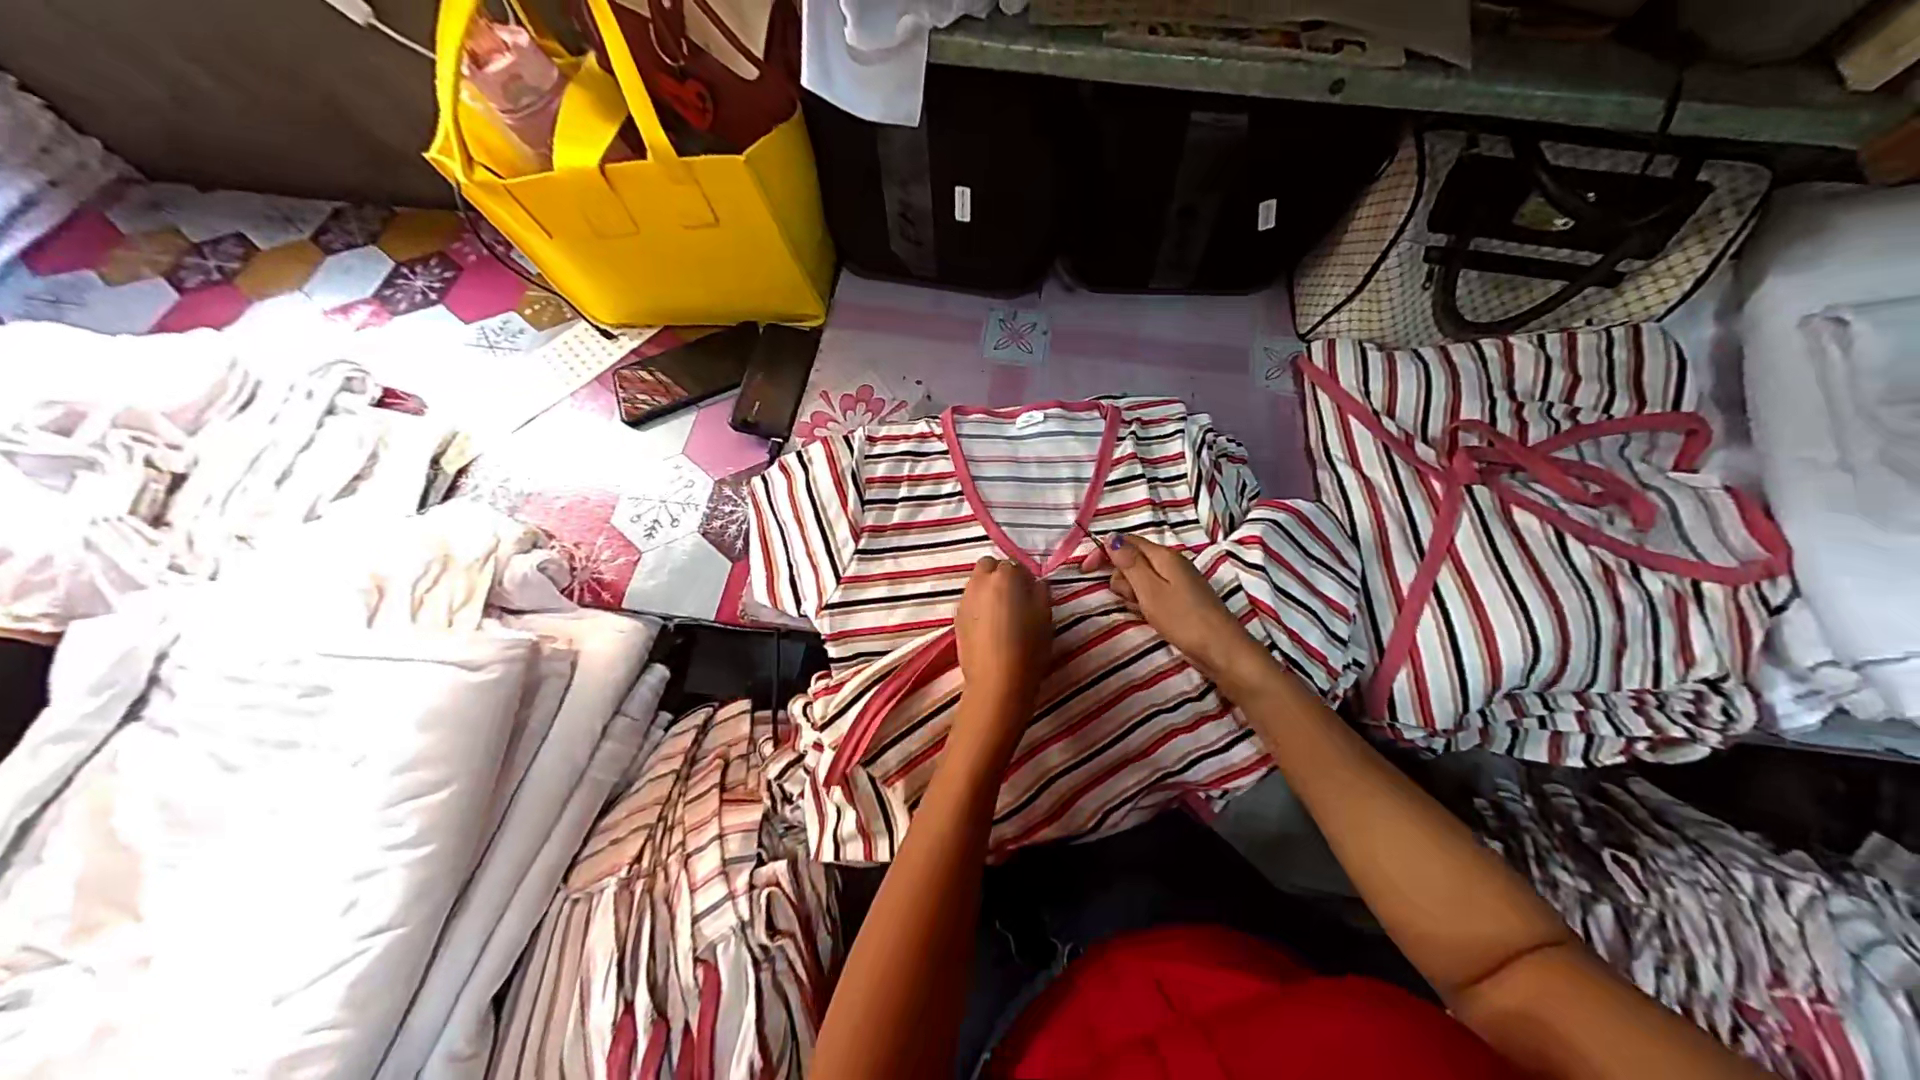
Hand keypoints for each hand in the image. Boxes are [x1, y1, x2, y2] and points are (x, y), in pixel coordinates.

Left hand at [953, 557, 1052, 710]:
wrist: (997, 681)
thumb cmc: (1028, 647)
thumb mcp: (1045, 615)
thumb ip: (1040, 591)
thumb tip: (1034, 583)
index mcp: (1004, 576)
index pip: (1015, 564)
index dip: (1024, 578)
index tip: (1030, 593)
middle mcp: (979, 582)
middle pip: (988, 566)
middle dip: (1000, 575)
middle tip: (1014, 597)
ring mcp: (964, 600)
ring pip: (976, 583)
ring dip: (987, 590)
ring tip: (1001, 614)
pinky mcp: (956, 618)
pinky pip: (969, 602)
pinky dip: (978, 606)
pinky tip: (989, 627)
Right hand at [1081, 534, 1269, 688]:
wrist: (1221, 650)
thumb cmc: (1183, 619)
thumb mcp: (1150, 591)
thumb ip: (1130, 564)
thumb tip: (1112, 538)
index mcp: (1163, 556)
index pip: (1126, 542)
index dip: (1103, 552)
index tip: (1085, 571)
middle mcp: (1170, 562)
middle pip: (1131, 560)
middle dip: (1121, 578)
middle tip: (1131, 599)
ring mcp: (1177, 580)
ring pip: (1140, 578)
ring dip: (1132, 593)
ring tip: (1142, 610)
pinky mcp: (1179, 597)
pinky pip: (1151, 592)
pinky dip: (1144, 602)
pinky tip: (1149, 616)